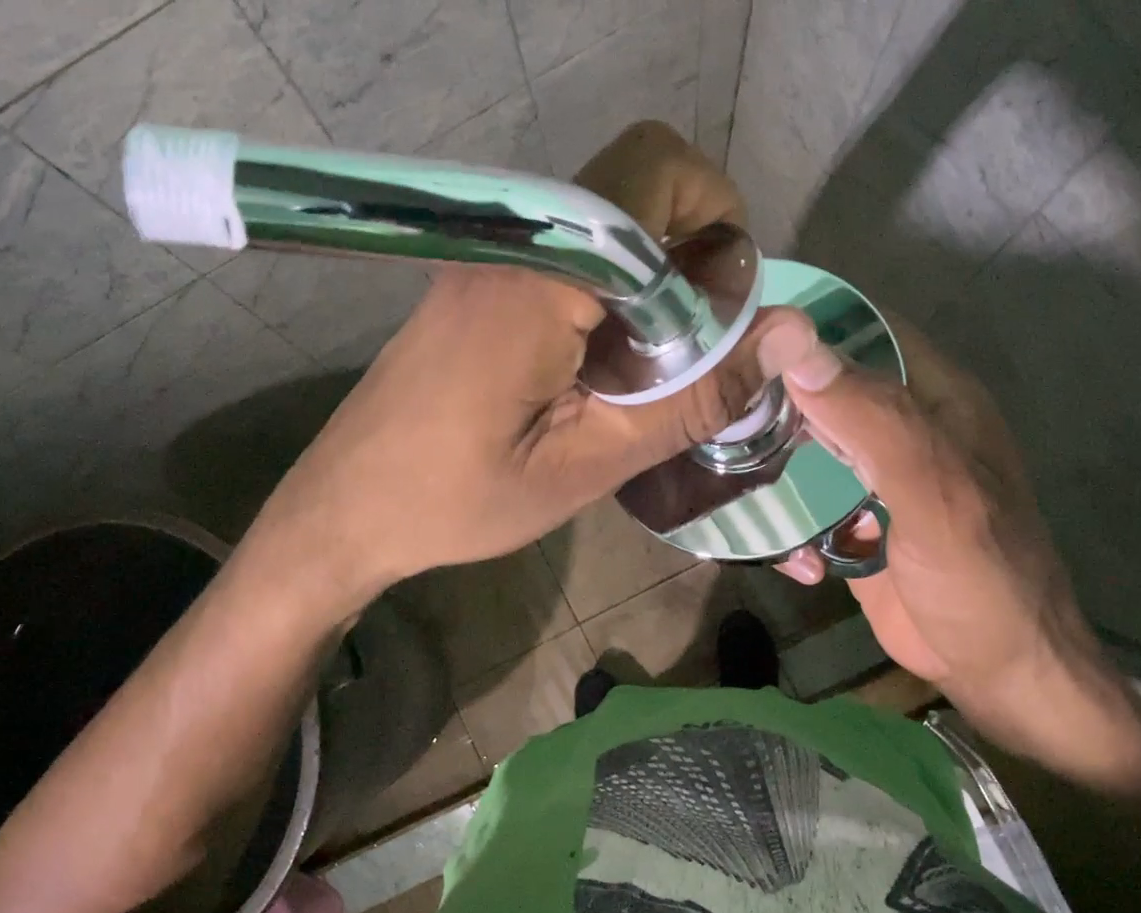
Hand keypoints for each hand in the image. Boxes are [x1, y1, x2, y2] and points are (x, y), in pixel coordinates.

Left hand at [243, 122, 759, 614]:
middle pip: (637, 183)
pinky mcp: (474, 280)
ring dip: (650, 278)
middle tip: (692, 349)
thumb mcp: (587, 464)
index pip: (659, 174)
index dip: (717, 229)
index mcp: (541, 274)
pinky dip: (608, 292)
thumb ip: (692, 396)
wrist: (346, 509)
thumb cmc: (457, 500)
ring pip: (606, 218)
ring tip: (641, 374)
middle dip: (691, 250)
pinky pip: (567, 250)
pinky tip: (594, 370)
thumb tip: (794, 334)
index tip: (721, 320)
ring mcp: (485, 255)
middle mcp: (512, 241)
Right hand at [752, 308, 1117, 762]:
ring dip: (768, 463)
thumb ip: (874, 422)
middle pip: (822, 389)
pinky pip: (803, 506)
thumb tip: (797, 348)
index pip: (866, 331)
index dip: (806, 319)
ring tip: (722, 476)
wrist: (999, 673)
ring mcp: (874, 481)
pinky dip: (785, 525)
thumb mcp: (934, 493)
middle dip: (769, 395)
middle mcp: (901, 430)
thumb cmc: (982, 577)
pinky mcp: (854, 527)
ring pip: (804, 447)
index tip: (732, 322)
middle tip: (706, 405)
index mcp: (934, 401)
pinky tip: (787, 559)